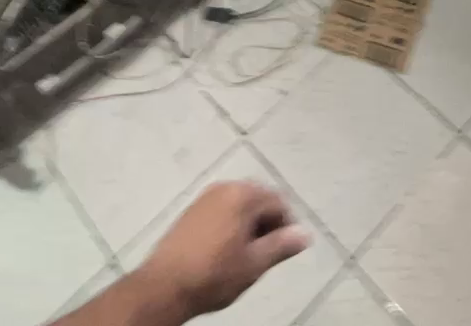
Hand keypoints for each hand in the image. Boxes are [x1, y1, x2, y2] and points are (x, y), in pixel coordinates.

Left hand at [131, 181, 309, 317]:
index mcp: (243, 195)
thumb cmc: (214, 274)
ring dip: (249, 221)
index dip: (286, 225)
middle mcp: (225, 187)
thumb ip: (281, 245)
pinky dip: (232, 220)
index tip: (283, 249)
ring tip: (247, 251)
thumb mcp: (254, 264)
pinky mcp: (192, 207)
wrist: (165, 284)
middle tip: (266, 251)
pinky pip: (222, 207)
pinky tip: (226, 246)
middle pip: (258, 198)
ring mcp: (206, 195)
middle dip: (267, 221)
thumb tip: (305, 234)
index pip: (278, 202)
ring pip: (240, 202)